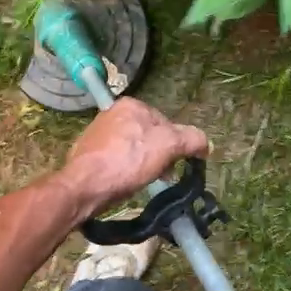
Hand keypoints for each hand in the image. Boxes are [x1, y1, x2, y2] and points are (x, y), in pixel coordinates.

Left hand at [59, 98, 208, 218]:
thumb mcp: (169, 146)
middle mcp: (111, 113)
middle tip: (161, 177)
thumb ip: (192, 140)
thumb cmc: (128, 161)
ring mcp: (97, 133)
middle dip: (158, 156)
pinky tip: (123, 183)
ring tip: (142, 182)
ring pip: (132, 149)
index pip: (165, 123)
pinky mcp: (87, 153)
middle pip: (148, 136)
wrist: (85, 185)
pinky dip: (123, 171)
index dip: (175, 145)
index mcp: (131, 105)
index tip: (175, 165)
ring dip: (141, 164)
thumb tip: (205, 143)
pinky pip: (115, 160)